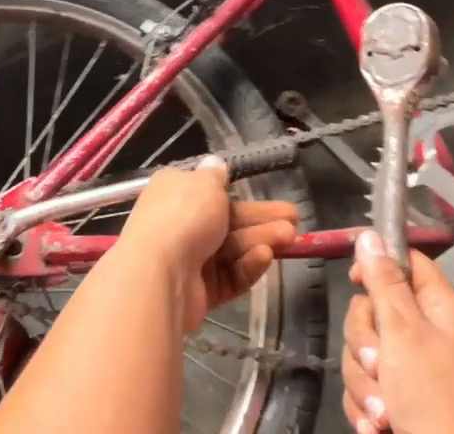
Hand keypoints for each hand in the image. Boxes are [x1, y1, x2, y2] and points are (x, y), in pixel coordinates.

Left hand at [118, 156, 299, 330]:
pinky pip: (229, 276)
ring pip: (233, 249)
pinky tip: (265, 256)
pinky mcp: (200, 291)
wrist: (158, 272)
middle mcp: (181, 223)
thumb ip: (214, 176)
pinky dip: (247, 265)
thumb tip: (214, 163)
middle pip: (228, 222)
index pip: (212, 193)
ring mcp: (190, 259)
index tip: (269, 198)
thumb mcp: (204, 184)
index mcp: (175, 193)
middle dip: (262, 220)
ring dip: (261, 240)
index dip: (242, 195)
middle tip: (295, 220)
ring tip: (290, 237)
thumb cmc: (183, 216)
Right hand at [341, 231, 453, 433]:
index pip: (407, 262)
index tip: (356, 281)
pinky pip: (365, 386)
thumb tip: (370, 233)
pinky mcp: (398, 402)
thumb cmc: (432, 397)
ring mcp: (413, 371)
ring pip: (364, 351)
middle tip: (379, 363)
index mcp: (439, 310)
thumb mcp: (404, 332)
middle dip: (364, 341)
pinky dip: (367, 407)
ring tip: (383, 411)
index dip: (378, 265)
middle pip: (375, 310)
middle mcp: (427, 334)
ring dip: (364, 382)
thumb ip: (384, 282)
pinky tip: (378, 427)